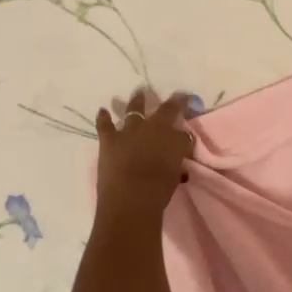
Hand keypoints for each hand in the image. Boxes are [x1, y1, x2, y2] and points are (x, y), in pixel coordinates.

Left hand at [94, 89, 194, 216]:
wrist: (129, 200)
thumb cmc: (157, 192)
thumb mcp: (174, 176)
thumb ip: (175, 164)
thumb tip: (176, 161)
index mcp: (173, 139)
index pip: (184, 133)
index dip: (187, 135)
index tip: (189, 133)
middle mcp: (154, 128)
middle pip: (167, 110)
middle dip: (175, 102)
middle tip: (178, 97)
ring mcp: (129, 131)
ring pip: (134, 109)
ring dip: (138, 100)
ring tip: (139, 92)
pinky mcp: (109, 139)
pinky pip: (105, 124)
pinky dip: (103, 118)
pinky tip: (102, 111)